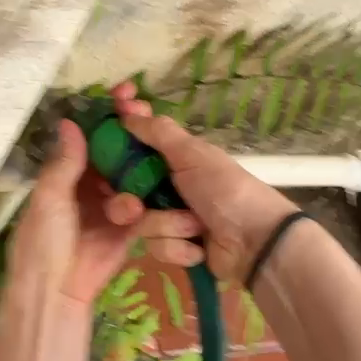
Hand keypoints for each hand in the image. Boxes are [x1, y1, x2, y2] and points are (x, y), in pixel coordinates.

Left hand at [8, 119, 204, 307]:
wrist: (57, 290)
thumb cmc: (44, 241)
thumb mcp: (50, 198)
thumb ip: (66, 163)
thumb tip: (71, 122)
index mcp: (68, 175)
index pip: (91, 141)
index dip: (108, 122)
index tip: (128, 98)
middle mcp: (92, 187)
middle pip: (118, 158)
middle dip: (135, 146)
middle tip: (155, 128)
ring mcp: (112, 208)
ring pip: (135, 182)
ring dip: (146, 176)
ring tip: (163, 169)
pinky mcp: (130, 230)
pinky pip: (147, 211)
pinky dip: (155, 207)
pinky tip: (166, 200)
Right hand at [111, 82, 298, 284]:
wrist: (256, 241)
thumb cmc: (225, 189)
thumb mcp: (192, 154)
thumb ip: (159, 132)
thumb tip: (128, 112)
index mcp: (172, 159)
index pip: (133, 147)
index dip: (116, 146)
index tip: (103, 145)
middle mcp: (166, 186)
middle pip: (124, 192)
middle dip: (131, 204)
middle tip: (137, 207)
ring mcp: (170, 219)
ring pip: (139, 224)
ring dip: (167, 226)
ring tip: (194, 227)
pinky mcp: (176, 249)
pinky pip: (156, 248)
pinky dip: (178, 247)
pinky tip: (198, 247)